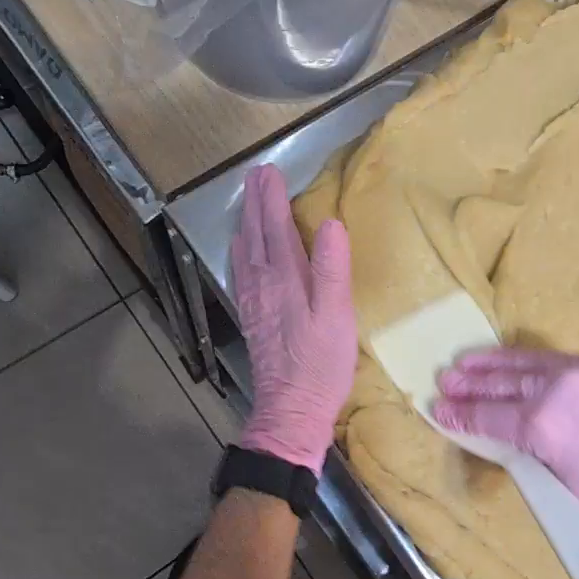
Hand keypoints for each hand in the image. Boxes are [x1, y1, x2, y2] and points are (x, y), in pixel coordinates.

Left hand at [231, 165, 355, 471]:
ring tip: (249, 202)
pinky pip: (242, 271)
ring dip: (247, 222)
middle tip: (256, 175)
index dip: (273, 198)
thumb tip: (329, 224)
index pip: (275, 228)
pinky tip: (243, 251)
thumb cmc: (321, 364)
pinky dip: (241, 250)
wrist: (290, 408)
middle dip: (255, 202)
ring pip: (244, 251)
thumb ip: (331, 269)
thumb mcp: (336, 316)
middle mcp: (262, 283)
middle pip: (255, 234)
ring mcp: (254, 301)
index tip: (270, 171)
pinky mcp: (252, 317)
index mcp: (284, 278)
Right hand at [432, 349, 578, 570]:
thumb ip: (527, 456)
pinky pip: (550, 359)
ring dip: (492, 363)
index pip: (489, 415)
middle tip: (443, 380)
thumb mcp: (563, 487)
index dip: (460, 414)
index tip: (437, 410)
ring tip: (465, 362)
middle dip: (469, 382)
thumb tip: (502, 439)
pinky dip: (523, 361)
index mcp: (545, 425)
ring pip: (524, 363)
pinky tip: (510, 362)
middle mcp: (558, 389)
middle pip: (501, 382)